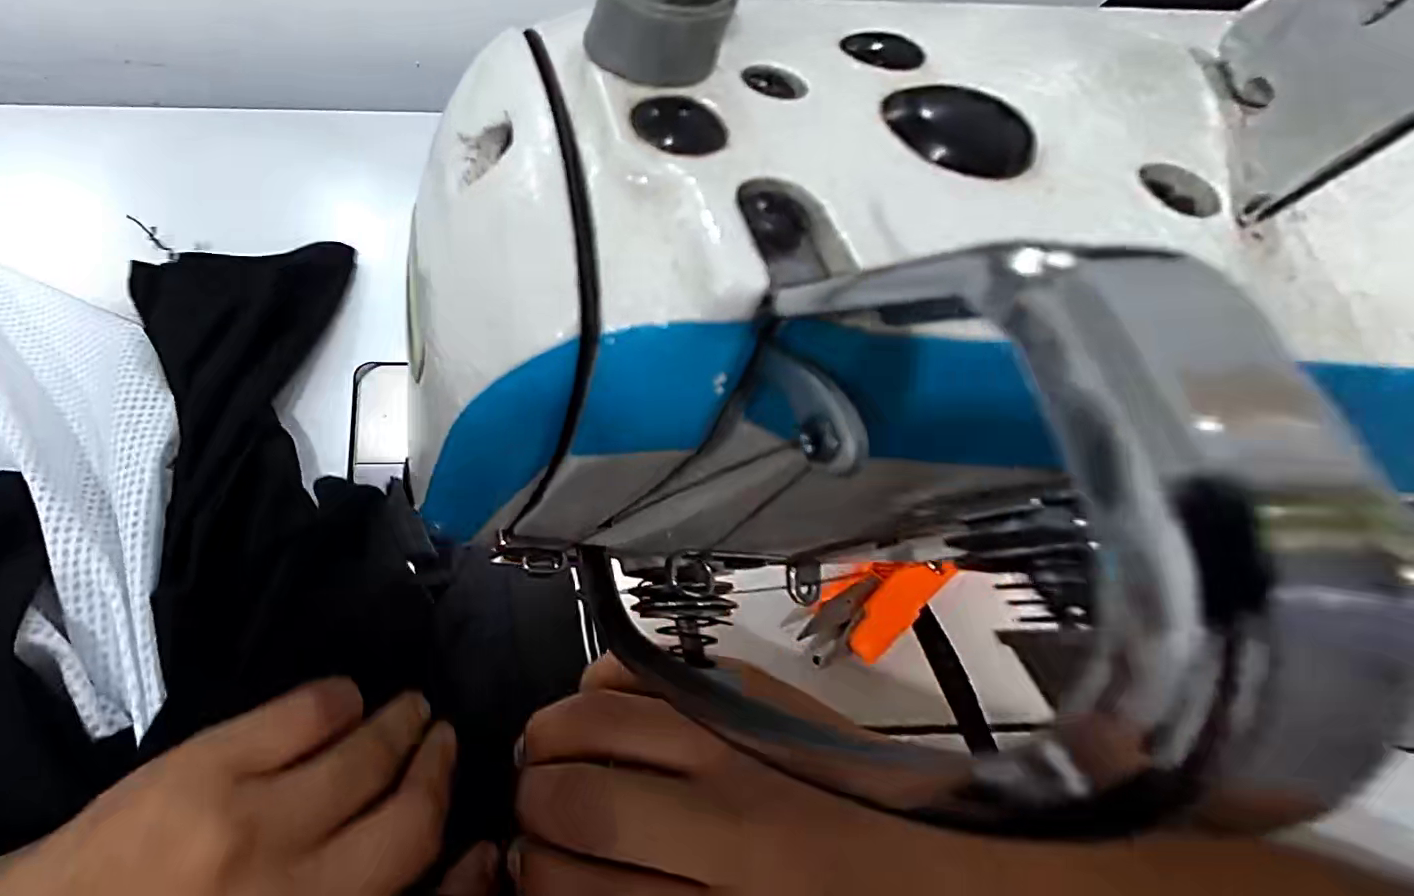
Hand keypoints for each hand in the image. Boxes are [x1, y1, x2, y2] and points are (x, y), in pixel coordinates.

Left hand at [0, 678, 466, 895]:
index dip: (465, 862)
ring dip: (399, 724)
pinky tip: (349, 697)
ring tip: (414, 708)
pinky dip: (339, 700)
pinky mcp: (211, 764)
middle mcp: (295, 889)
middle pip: (406, 816)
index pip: (415, 882)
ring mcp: (252, 820)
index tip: (478, 832)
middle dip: (436, 770)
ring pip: (363, 754)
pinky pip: (305, 713)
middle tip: (444, 739)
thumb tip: (421, 874)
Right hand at [512, 655, 1405, 895]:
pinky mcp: (754, 696)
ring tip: (541, 756)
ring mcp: (742, 744)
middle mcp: (732, 827)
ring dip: (548, 739)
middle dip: (529, 813)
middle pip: (578, 805)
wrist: (1022, 891)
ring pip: (595, 723)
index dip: (534, 890)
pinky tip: (596, 706)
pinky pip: (645, 672)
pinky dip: (602, 685)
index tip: (524, 886)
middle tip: (527, 821)